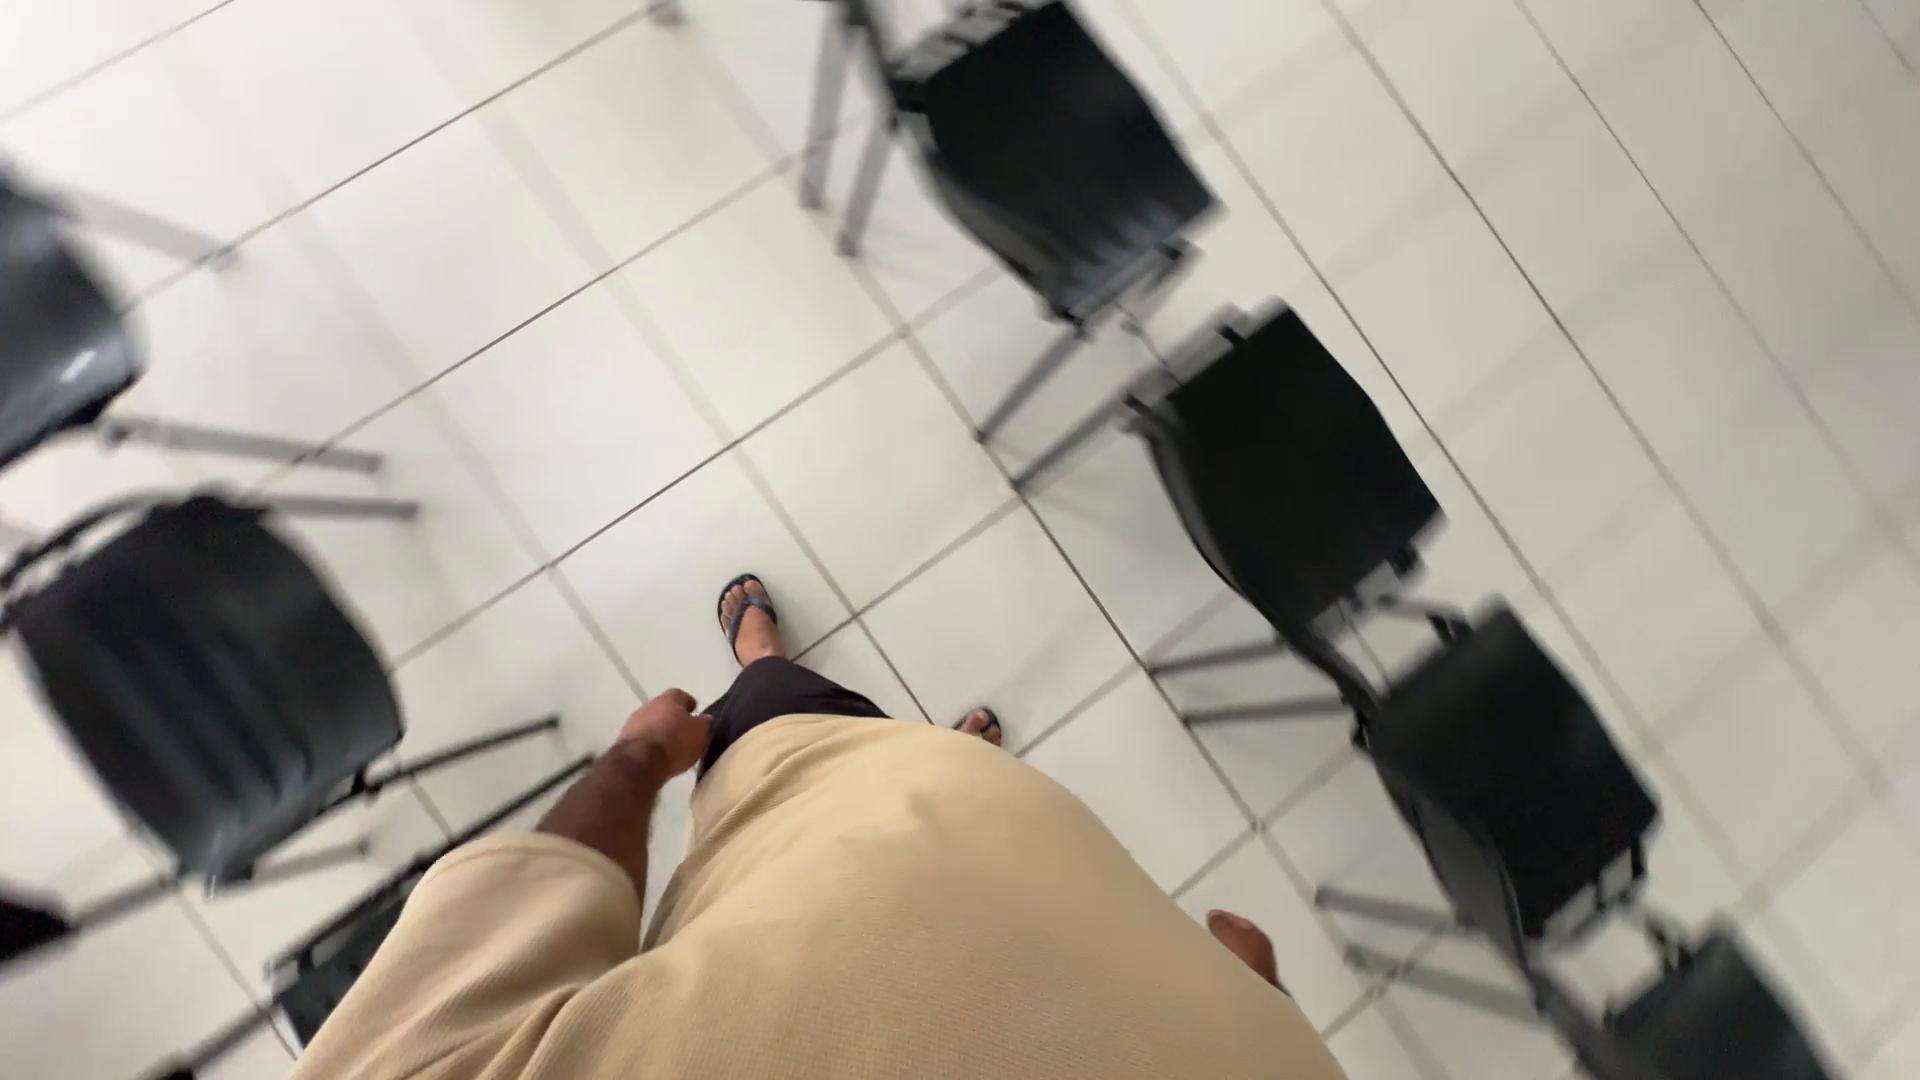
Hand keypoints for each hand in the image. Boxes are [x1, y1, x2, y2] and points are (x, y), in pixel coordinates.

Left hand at [616, 689, 712, 778]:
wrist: (638, 764)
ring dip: (659, 732)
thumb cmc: (674, 743)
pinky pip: (641, 739)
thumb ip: (705, 723)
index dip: (690, 707)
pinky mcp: (622, 741)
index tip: (696, 717)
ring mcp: (633, 722)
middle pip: (664, 709)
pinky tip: (656, 757)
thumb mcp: (701, 733)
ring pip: (650, 724)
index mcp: (670, 698)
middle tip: (684, 734)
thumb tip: (704, 720)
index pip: (683, 696)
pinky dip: (648, 745)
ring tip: (669, 749)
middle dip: (673, 719)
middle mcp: (649, 705)